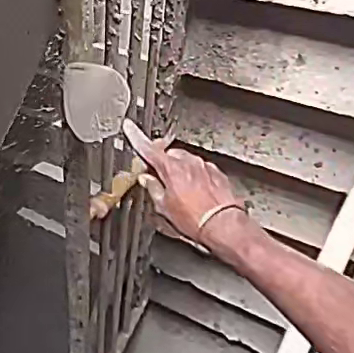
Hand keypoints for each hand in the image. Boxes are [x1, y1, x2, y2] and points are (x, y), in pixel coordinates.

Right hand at [122, 119, 253, 256]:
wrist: (224, 226)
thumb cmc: (195, 219)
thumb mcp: (164, 207)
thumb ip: (153, 188)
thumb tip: (147, 180)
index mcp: (171, 168)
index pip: (147, 148)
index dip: (135, 136)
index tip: (129, 126)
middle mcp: (188, 162)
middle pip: (168, 154)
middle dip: (162, 163)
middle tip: (159, 179)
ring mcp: (204, 166)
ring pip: (185, 161)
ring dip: (179, 170)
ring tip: (181, 192)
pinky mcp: (217, 173)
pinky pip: (200, 169)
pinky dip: (195, 176)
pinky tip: (195, 193)